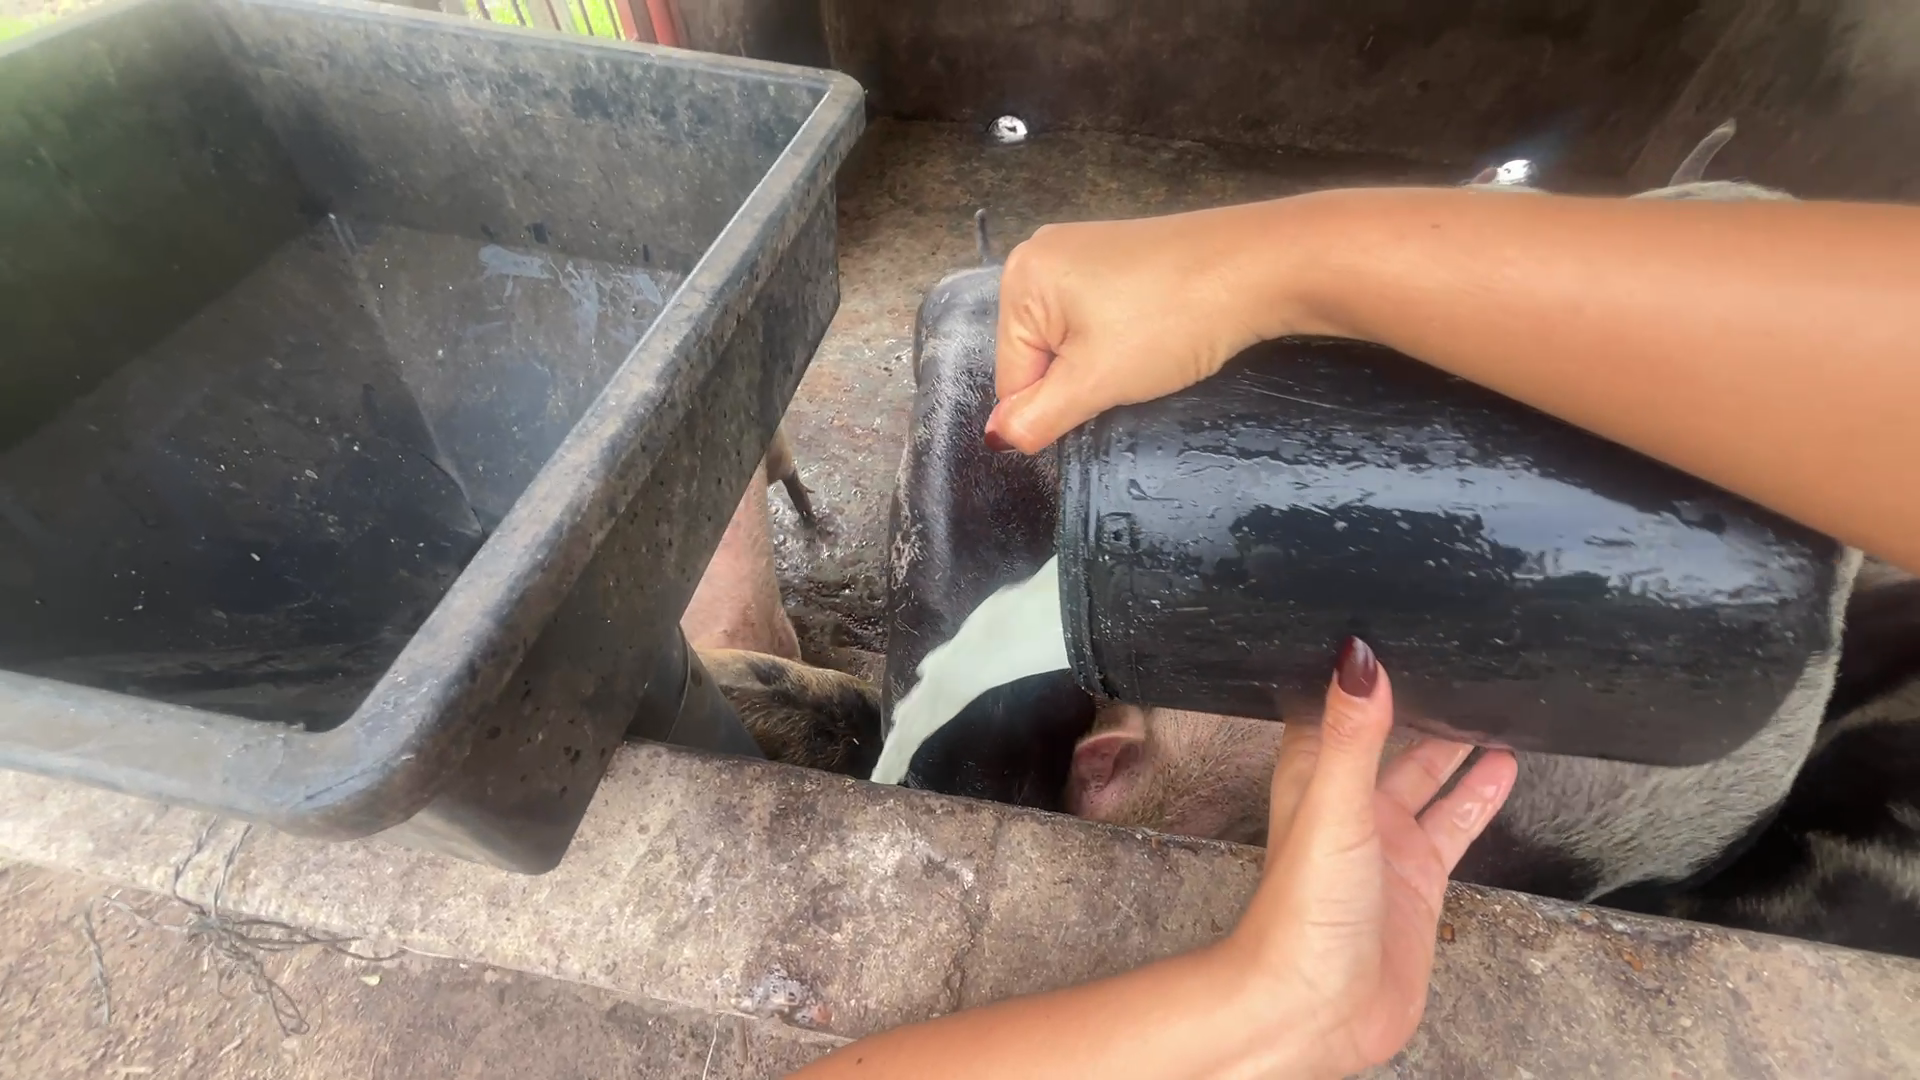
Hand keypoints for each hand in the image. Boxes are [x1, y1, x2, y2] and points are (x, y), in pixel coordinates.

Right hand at [987, 206, 1298, 452]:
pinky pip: (1093, 318)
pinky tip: (1150, 335)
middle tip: (1126, 372)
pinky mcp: (1118, 256)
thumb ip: (1036, 418)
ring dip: (1097, 364)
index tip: (1101, 395)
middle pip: (1036, 355)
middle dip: (1075, 379)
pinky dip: (1116, 340)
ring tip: (1144, 353)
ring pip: (1067, 341)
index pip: (1011, 377)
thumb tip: (996, 439)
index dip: (1052, 404)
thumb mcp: (1093, 382)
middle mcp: (1040, 254)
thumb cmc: (1169, 323)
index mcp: (1020, 278)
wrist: (1264, 266)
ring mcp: (1081, 250)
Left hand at [1220, 639, 1517, 1078]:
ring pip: (1422, 774)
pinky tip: (1504, 765)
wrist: (1319, 1003)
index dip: (1353, 673)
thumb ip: (1351, 735)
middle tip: (1449, 659)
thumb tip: (1358, 655)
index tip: (1380, 628)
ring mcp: (1382, 835)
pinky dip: (1476, 794)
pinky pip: (1453, 821)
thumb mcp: (1334, 807)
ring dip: (1450, 743)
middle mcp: (1345, 797)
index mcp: (1311, 772)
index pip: (1332, 706)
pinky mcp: (1417, 874)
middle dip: (1411, 701)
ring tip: (1489, 702)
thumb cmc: (1307, 904)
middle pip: (1381, 735)